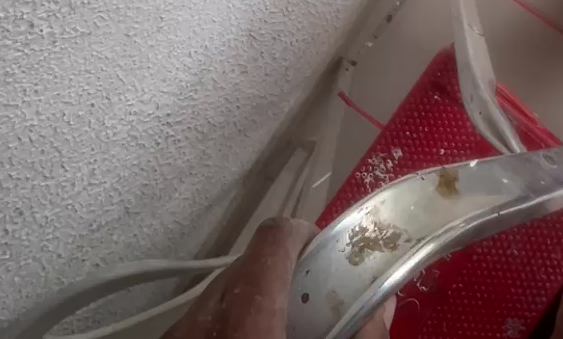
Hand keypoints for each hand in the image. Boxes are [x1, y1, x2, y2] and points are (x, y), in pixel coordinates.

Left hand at [164, 218, 392, 338]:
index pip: (276, 235)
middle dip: (282, 273)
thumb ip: (359, 335)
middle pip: (249, 262)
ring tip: (277, 327)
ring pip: (221, 292)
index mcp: (248, 313)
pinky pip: (200, 320)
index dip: (304, 233)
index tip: (324, 253)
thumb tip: (383, 305)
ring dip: (252, 299)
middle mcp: (205, 315)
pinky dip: (225, 324)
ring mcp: (179, 332)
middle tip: (309, 303)